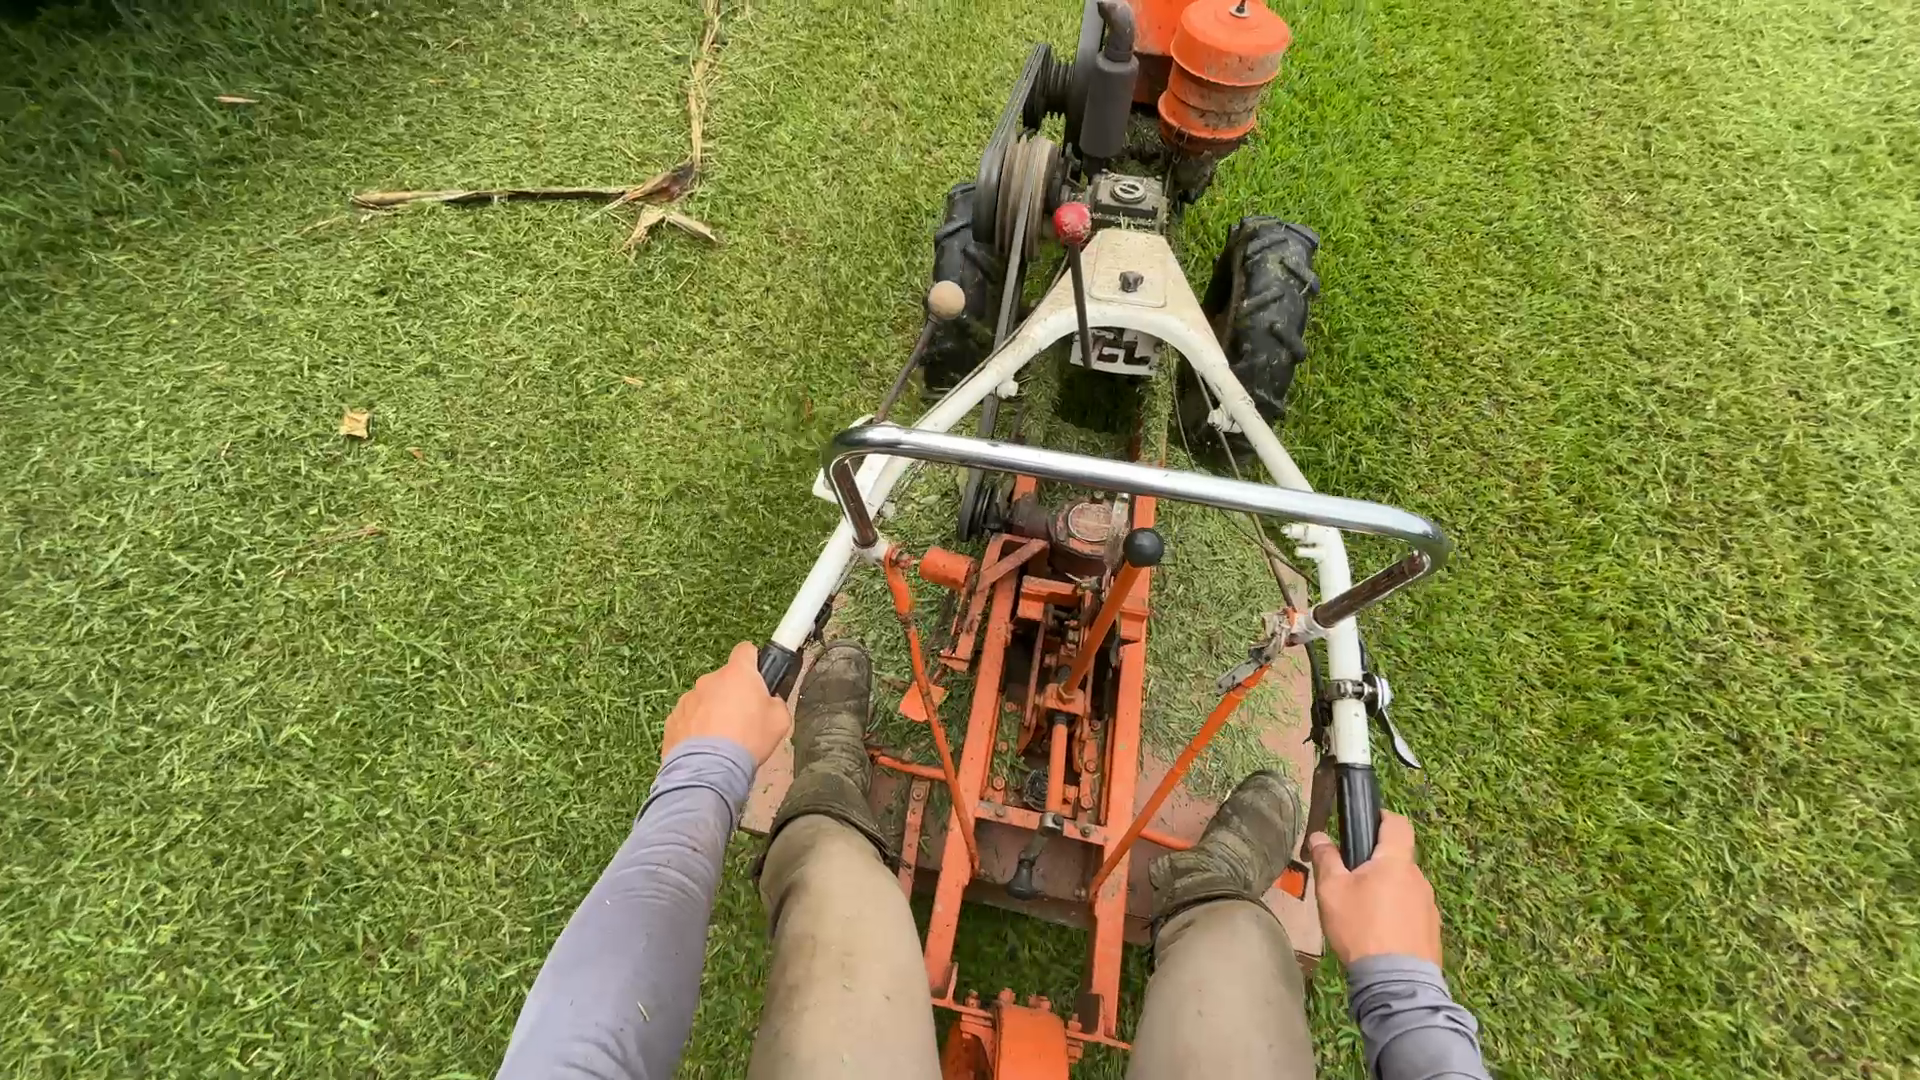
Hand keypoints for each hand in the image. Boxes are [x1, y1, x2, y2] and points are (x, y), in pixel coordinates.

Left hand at [661, 642, 790, 764]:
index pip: (746, 650)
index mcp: (738, 673)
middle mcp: (709, 680)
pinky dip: (697, 728)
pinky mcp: (672, 720)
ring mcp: (687, 699)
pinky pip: (689, 718)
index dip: (754, 662)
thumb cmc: (748, 740)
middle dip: (733, 694)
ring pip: (705, 699)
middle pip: (725, 679)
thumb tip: (769, 702)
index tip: (758, 677)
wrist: (709, 771)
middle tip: (744, 719)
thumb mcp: (780, 720)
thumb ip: (776, 702)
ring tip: (723, 739)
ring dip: (713, 711)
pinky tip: (706, 749)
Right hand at [1308, 811, 1442, 966]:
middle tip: (1349, 877)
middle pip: (1397, 858)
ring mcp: (1429, 907)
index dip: (1382, 816)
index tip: (1364, 822)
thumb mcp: (1331, 889)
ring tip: (1361, 909)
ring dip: (1385, 888)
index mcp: (1395, 862)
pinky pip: (1411, 909)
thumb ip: (1326, 858)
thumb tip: (1319, 836)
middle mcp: (1418, 879)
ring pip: (1403, 885)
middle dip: (1375, 862)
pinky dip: (1395, 912)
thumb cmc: (1361, 926)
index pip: (1398, 824)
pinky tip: (1377, 930)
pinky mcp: (1432, 932)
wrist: (1396, 983)